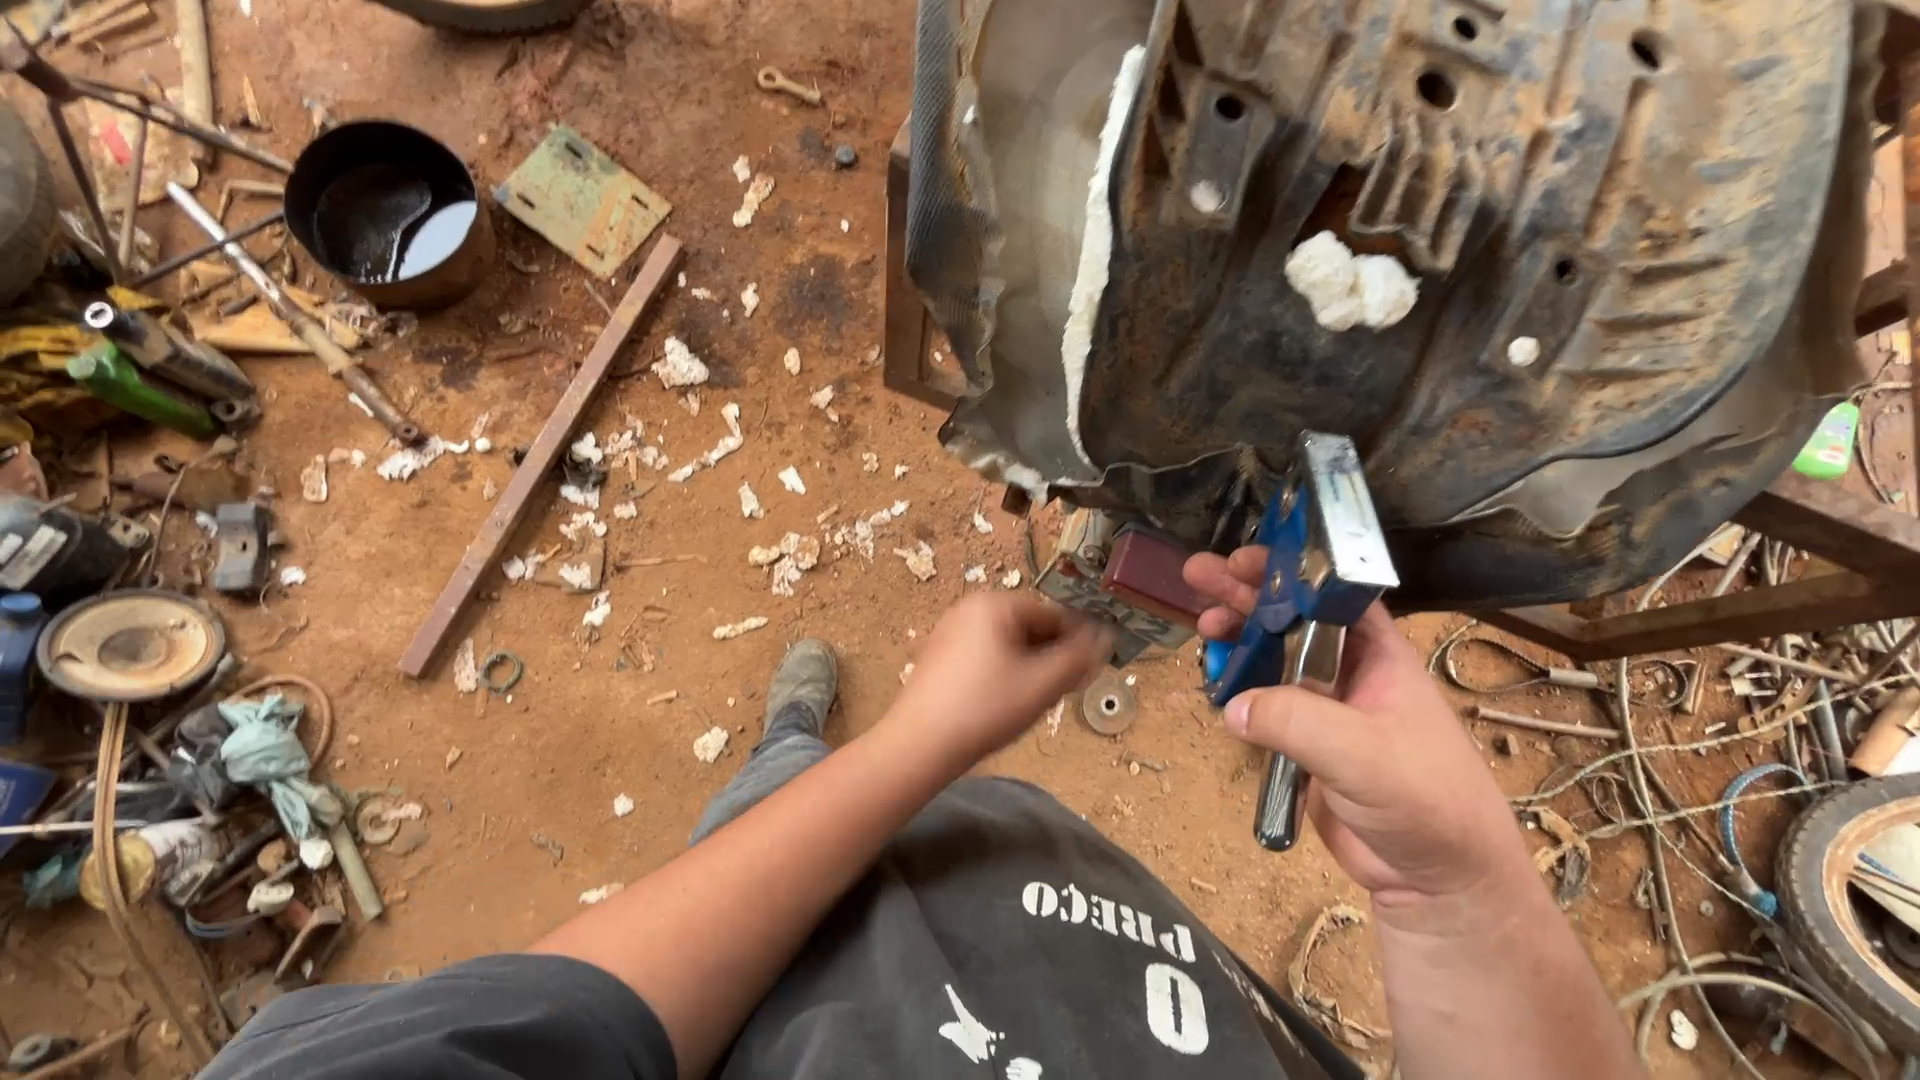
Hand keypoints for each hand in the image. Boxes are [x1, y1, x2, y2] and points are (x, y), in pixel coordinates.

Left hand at [887, 593, 1110, 766]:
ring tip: (1027, 703)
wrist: (919, 746)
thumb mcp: (1043, 684)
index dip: (1074, 643)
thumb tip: (1105, 637)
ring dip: (1027, 670)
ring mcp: (949, 633)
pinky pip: (984, 658)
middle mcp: (968, 608)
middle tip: (1055, 693)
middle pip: (1029, 628)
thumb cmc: (985, 709)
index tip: (1085, 674)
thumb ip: (1080, 657)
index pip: (1052, 614)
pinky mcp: (938, 658)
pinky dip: (1001, 676)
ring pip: (1007, 645)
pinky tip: (1000, 707)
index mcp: (994, 604)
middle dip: (1048, 658)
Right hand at [1184, 548, 1533, 926]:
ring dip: (1236, 639)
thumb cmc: (1426, 803)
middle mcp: (1349, 673)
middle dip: (1246, 595)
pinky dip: (1236, 689)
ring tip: (1201, 626)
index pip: (1331, 596)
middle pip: (1290, 619)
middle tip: (1197, 574)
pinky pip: (1263, 705)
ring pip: (1272, 659)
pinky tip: (1212, 681)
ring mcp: (1324, 709)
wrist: (1439, 880)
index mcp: (1379, 657)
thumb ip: (1296, 721)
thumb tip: (1232, 706)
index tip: (1242, 559)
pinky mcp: (1304, 744)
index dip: (1288, 571)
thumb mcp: (1363, 754)